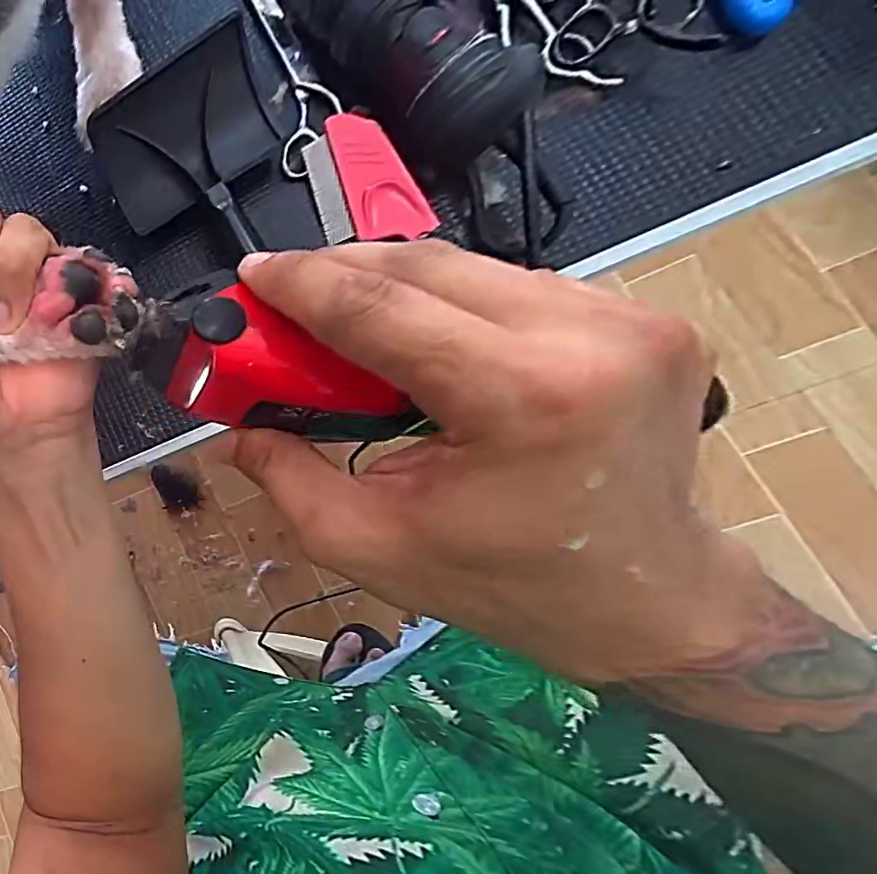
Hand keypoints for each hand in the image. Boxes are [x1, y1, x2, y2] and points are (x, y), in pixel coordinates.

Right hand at [225, 241, 770, 683]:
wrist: (644, 604)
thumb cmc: (505, 587)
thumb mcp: (369, 544)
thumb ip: (286, 477)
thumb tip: (232, 433)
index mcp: (520, 398)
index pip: (382, 309)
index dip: (302, 284)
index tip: (253, 275)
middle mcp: (587, 335)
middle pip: (426, 266)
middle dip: (339, 274)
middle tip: (282, 299)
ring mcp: (627, 317)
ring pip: (471, 266)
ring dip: (393, 288)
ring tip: (342, 326)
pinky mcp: (640, 318)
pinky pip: (514, 287)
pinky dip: (451, 304)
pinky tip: (421, 340)